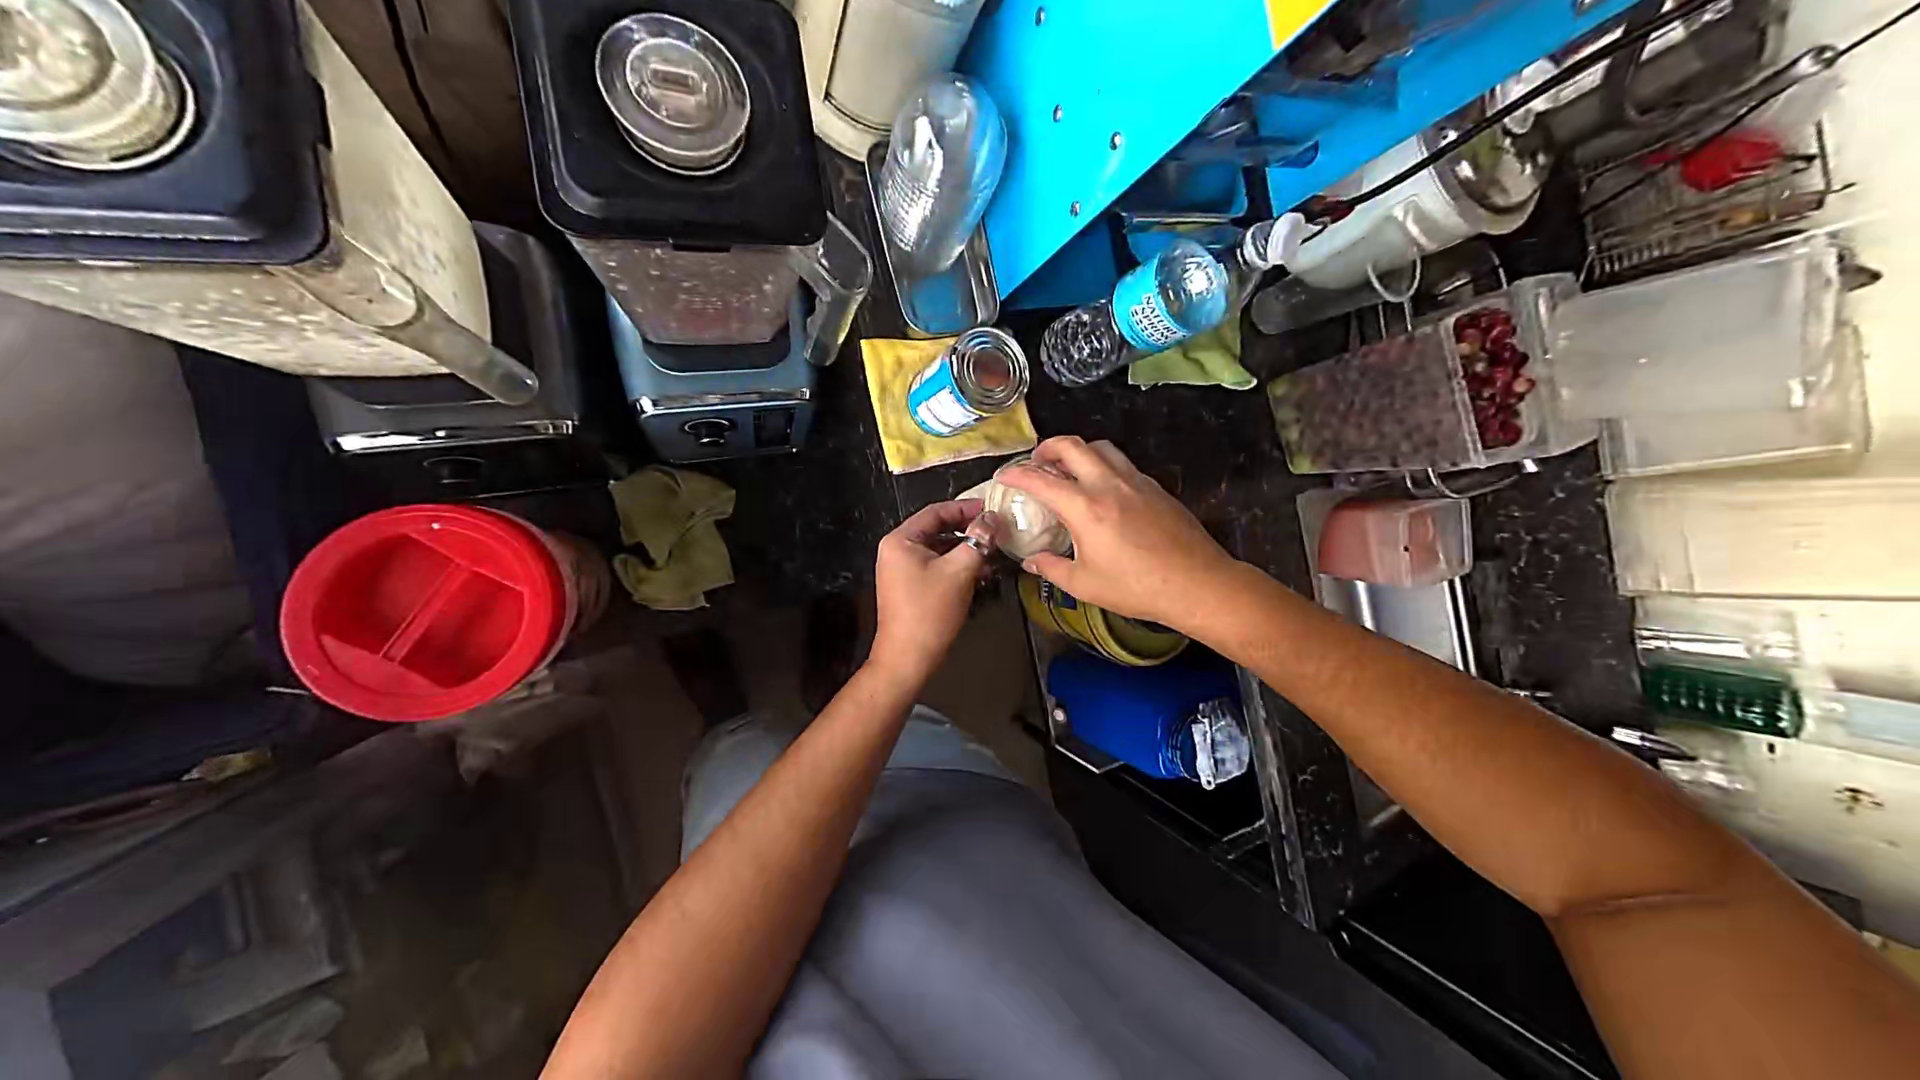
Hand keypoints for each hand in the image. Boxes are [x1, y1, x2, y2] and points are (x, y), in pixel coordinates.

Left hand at [869, 499, 996, 684]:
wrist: (908, 658)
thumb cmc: (929, 613)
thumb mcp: (959, 571)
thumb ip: (978, 540)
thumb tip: (992, 519)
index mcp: (901, 540)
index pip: (937, 511)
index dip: (966, 508)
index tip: (991, 509)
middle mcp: (897, 551)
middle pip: (938, 529)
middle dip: (969, 531)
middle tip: (996, 530)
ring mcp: (902, 570)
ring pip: (940, 550)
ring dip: (967, 550)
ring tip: (994, 552)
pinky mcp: (911, 587)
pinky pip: (937, 567)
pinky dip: (958, 566)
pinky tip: (981, 572)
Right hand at [998, 436, 1241, 632]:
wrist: (1196, 582)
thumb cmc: (1136, 587)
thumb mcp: (1084, 584)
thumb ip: (1051, 568)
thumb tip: (1031, 561)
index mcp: (1085, 507)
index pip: (1040, 479)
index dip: (1016, 474)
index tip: (1003, 476)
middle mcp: (1108, 484)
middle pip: (1072, 446)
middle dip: (1047, 447)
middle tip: (1037, 462)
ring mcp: (1135, 481)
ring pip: (1101, 447)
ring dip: (1079, 451)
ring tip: (1069, 468)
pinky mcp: (1155, 487)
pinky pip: (1122, 464)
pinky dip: (1103, 465)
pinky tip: (1103, 488)